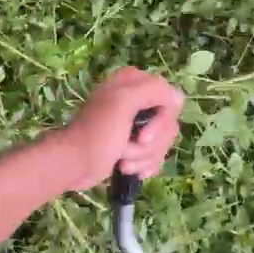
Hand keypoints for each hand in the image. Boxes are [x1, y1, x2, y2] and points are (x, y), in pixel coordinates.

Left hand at [47, 67, 185, 192]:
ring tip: (122, 161)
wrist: (75, 164)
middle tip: (128, 148)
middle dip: (150, 144)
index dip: (162, 121)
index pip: (171, 100)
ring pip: (162, 142)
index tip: (143, 136)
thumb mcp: (123, 102)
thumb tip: (178, 98)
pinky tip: (129, 169)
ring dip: (144, 157)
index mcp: (134, 83)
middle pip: (169, 124)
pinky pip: (155, 155)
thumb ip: (153, 90)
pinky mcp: (132, 144)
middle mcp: (137, 99)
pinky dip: (144, 165)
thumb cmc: (97, 133)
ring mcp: (135, 123)